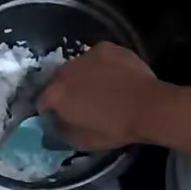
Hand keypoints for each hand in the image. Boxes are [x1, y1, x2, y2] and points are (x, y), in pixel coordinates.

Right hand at [37, 42, 170, 150]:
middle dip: (66, 91)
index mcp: (56, 94)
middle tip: (82, 103)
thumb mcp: (82, 141)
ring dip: (83, 76)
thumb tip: (51, 128)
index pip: (41, 102)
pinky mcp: (106, 47)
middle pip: (58, 81)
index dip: (49, 111)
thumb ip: (60, 133)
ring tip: (101, 88)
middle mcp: (66, 70)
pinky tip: (114, 76)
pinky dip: (101, 66)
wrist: (149, 107)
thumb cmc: (114, 128)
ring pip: (78, 67)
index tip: (60, 117)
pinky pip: (96, 58)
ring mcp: (86, 55)